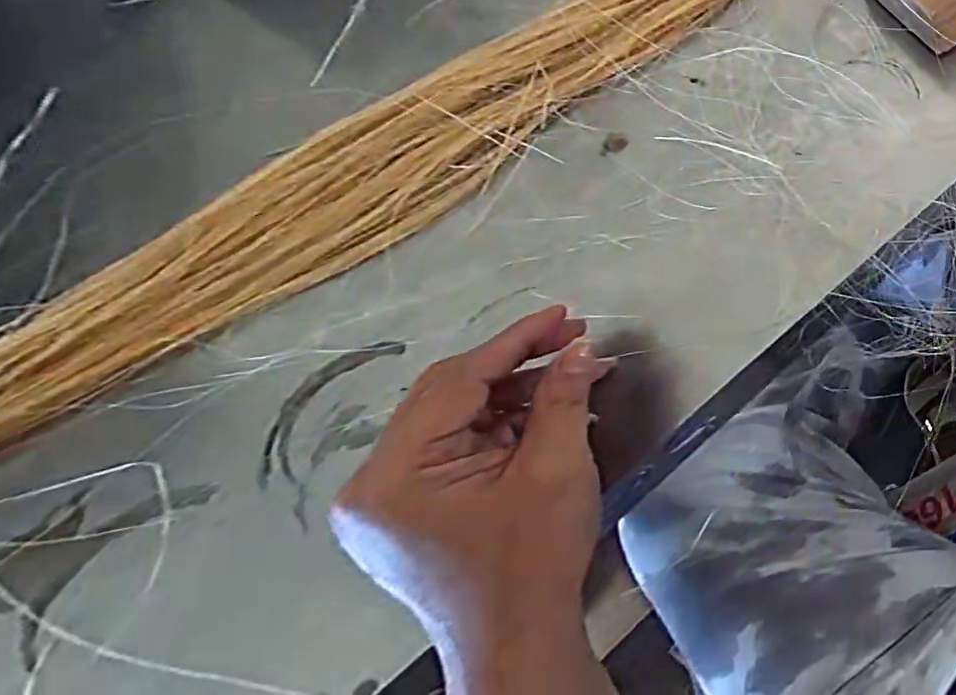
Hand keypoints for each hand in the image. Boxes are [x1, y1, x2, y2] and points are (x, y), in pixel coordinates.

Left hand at [330, 306, 615, 691]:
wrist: (518, 642)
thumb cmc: (533, 559)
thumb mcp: (556, 468)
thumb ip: (564, 397)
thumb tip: (581, 347)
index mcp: (394, 476)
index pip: (458, 381)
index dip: (517, 340)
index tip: (564, 315)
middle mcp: (375, 483)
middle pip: (451, 393)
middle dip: (518, 361)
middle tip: (575, 338)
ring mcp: (389, 498)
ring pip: (457, 415)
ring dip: (516, 391)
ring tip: (573, 376)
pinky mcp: (412, 508)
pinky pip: (459, 443)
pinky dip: (504, 422)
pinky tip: (547, 412)